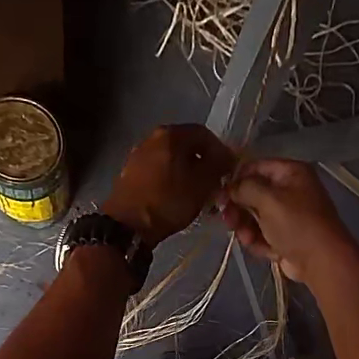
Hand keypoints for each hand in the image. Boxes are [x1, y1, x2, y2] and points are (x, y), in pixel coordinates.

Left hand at [103, 125, 235, 245]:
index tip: (229, 170)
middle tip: (215, 183)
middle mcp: (152, 138)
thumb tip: (226, 156)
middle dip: (204, 163)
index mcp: (171, 134)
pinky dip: (173, 179)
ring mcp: (139, 155)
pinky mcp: (131, 173)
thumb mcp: (202, 183)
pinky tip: (177, 196)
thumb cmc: (169, 201)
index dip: (221, 151)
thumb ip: (218, 165)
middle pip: (187, 145)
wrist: (128, 224)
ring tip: (197, 192)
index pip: (204, 134)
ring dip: (188, 172)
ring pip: (173, 159)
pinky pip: (159, 170)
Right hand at [217, 159, 358, 284]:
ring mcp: (288, 217)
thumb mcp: (268, 199)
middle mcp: (290, 191)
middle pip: (253, 194)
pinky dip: (258, 241)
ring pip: (255, 217)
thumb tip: (229, 188)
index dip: (236, 178)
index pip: (256, 167)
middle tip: (227, 219)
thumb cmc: (296, 224)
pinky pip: (263, 235)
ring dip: (246, 228)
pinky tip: (259, 248)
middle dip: (239, 208)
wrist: (322, 262)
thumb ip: (244, 187)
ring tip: (246, 238)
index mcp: (291, 173)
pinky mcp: (285, 239)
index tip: (221, 192)